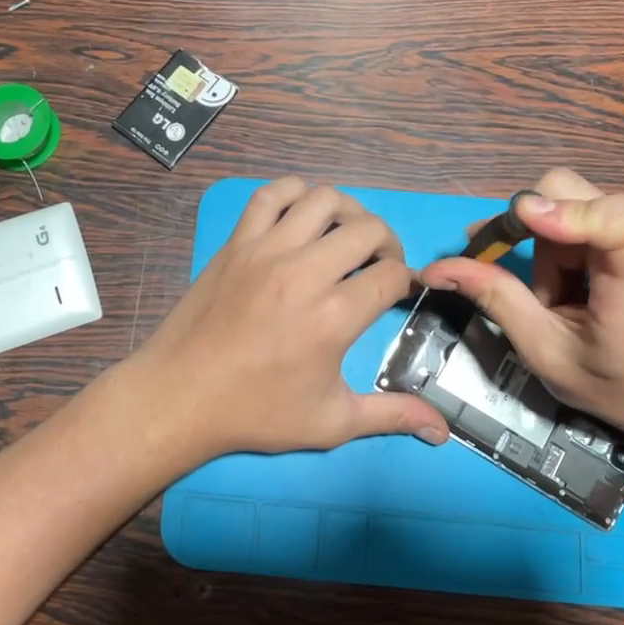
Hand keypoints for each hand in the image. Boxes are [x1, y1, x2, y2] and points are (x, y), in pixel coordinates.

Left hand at [122, 179, 448, 463]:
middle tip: (379, 266)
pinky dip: (294, 193)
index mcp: (334, 316)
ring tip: (346, 237)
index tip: (401, 292)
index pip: (392, 274)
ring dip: (348, 212)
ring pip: (323, 199)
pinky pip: (270, 194)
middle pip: (367, 229)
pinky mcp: (237, 243)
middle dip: (387, 244)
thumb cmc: (255, 412)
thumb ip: (391, 416)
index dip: (406, 281)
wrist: (180, 396)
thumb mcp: (330, 422)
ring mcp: (266, 250)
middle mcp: (305, 272)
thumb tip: (442, 431)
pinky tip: (302, 216)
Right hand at [418, 169, 623, 447]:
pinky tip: (561, 281)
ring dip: (542, 242)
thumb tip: (438, 269)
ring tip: (551, 295)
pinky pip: (578, 208)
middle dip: (530, 228)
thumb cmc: (623, 385)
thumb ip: (497, 301)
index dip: (576, 213)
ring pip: (565, 198)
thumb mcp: (549, 354)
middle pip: (572, 192)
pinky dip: (555, 240)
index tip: (528, 221)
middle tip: (515, 276)